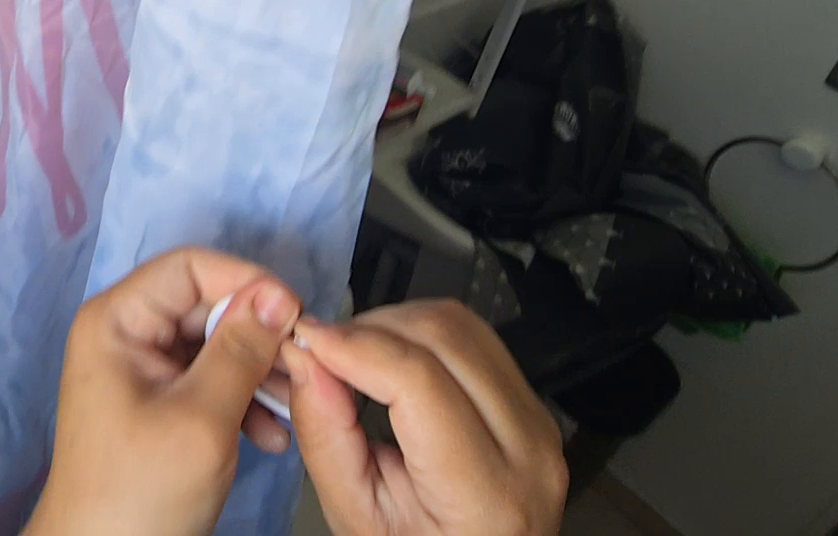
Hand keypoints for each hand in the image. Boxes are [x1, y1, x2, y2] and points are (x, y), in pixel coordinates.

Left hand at [25, 248, 302, 535]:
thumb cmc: (141, 492)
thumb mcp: (202, 418)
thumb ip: (240, 351)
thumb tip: (279, 294)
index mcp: (118, 319)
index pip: (188, 268)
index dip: (244, 280)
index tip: (295, 312)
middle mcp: (125, 330)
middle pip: (202, 305)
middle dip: (257, 333)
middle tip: (304, 365)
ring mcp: (139, 366)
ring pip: (210, 343)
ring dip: (256, 370)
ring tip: (295, 404)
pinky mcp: (155, 399)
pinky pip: (204, 378)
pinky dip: (240, 399)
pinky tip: (272, 436)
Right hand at [287, 300, 567, 535]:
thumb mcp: (354, 515)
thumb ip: (325, 436)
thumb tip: (302, 355)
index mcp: (487, 496)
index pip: (418, 380)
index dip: (354, 346)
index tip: (305, 340)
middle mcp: (527, 448)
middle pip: (440, 336)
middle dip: (366, 328)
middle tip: (323, 350)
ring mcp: (535, 417)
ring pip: (454, 322)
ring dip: (389, 322)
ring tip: (354, 356)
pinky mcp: (527, 397)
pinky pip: (468, 331)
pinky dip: (414, 327)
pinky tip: (388, 355)